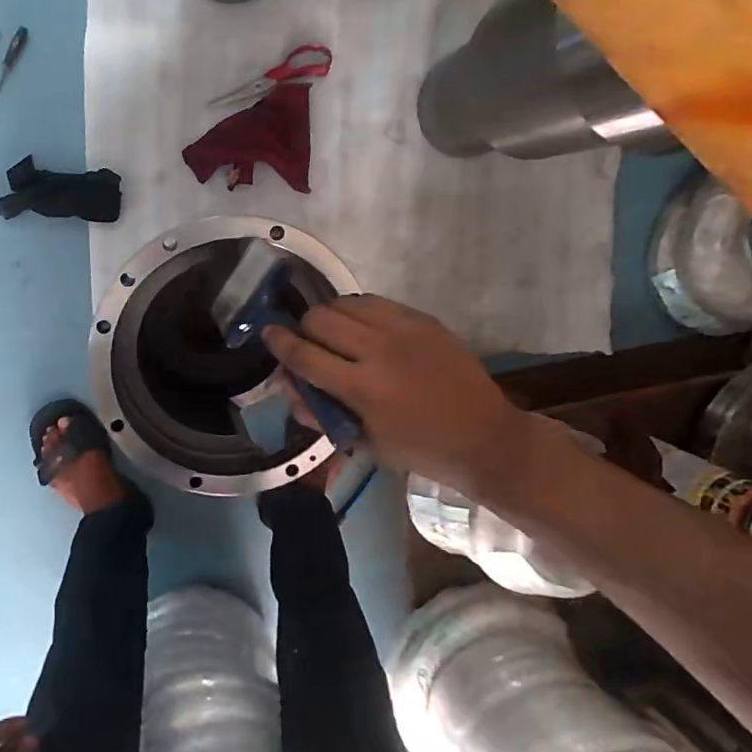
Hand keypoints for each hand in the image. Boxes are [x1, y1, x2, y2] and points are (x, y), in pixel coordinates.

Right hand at [264, 296, 524, 490]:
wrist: (484, 437)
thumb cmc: (419, 450)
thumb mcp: (364, 441)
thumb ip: (321, 411)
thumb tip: (288, 384)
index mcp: (363, 389)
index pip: (305, 355)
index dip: (279, 343)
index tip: (268, 334)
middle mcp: (379, 351)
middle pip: (320, 318)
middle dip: (304, 329)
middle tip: (309, 344)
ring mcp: (404, 330)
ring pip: (347, 302)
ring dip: (331, 316)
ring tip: (336, 333)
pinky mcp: (423, 319)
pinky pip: (376, 302)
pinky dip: (360, 311)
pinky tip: (365, 328)